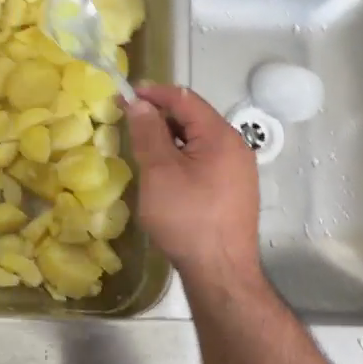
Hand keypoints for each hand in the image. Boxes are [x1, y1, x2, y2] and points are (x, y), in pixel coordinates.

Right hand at [124, 84, 261, 285]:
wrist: (220, 270)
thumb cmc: (187, 217)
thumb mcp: (160, 171)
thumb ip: (148, 133)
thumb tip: (138, 103)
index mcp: (221, 137)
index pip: (186, 100)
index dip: (155, 93)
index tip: (125, 94)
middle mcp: (235, 148)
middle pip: (194, 119)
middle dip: (160, 115)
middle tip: (128, 120)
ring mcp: (237, 171)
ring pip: (198, 141)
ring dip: (169, 137)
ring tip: (141, 145)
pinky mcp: (232, 191)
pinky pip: (203, 160)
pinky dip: (180, 156)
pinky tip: (163, 172)